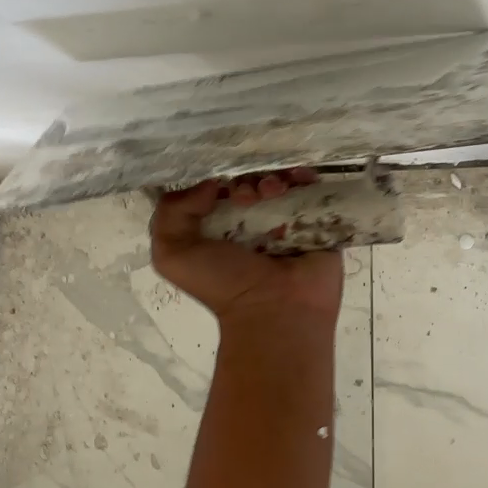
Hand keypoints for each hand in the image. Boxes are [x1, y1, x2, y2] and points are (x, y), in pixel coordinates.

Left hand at [151, 170, 344, 323]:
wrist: (274, 310)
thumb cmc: (223, 284)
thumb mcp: (172, 255)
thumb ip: (171, 212)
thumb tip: (210, 184)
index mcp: (219, 227)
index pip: (218, 187)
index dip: (218, 179)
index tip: (220, 187)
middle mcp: (252, 222)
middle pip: (250, 182)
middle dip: (246, 181)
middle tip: (247, 198)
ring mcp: (285, 220)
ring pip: (280, 181)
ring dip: (274, 178)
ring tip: (272, 193)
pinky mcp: (316, 221)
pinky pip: (311, 187)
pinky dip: (304, 177)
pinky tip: (297, 180)